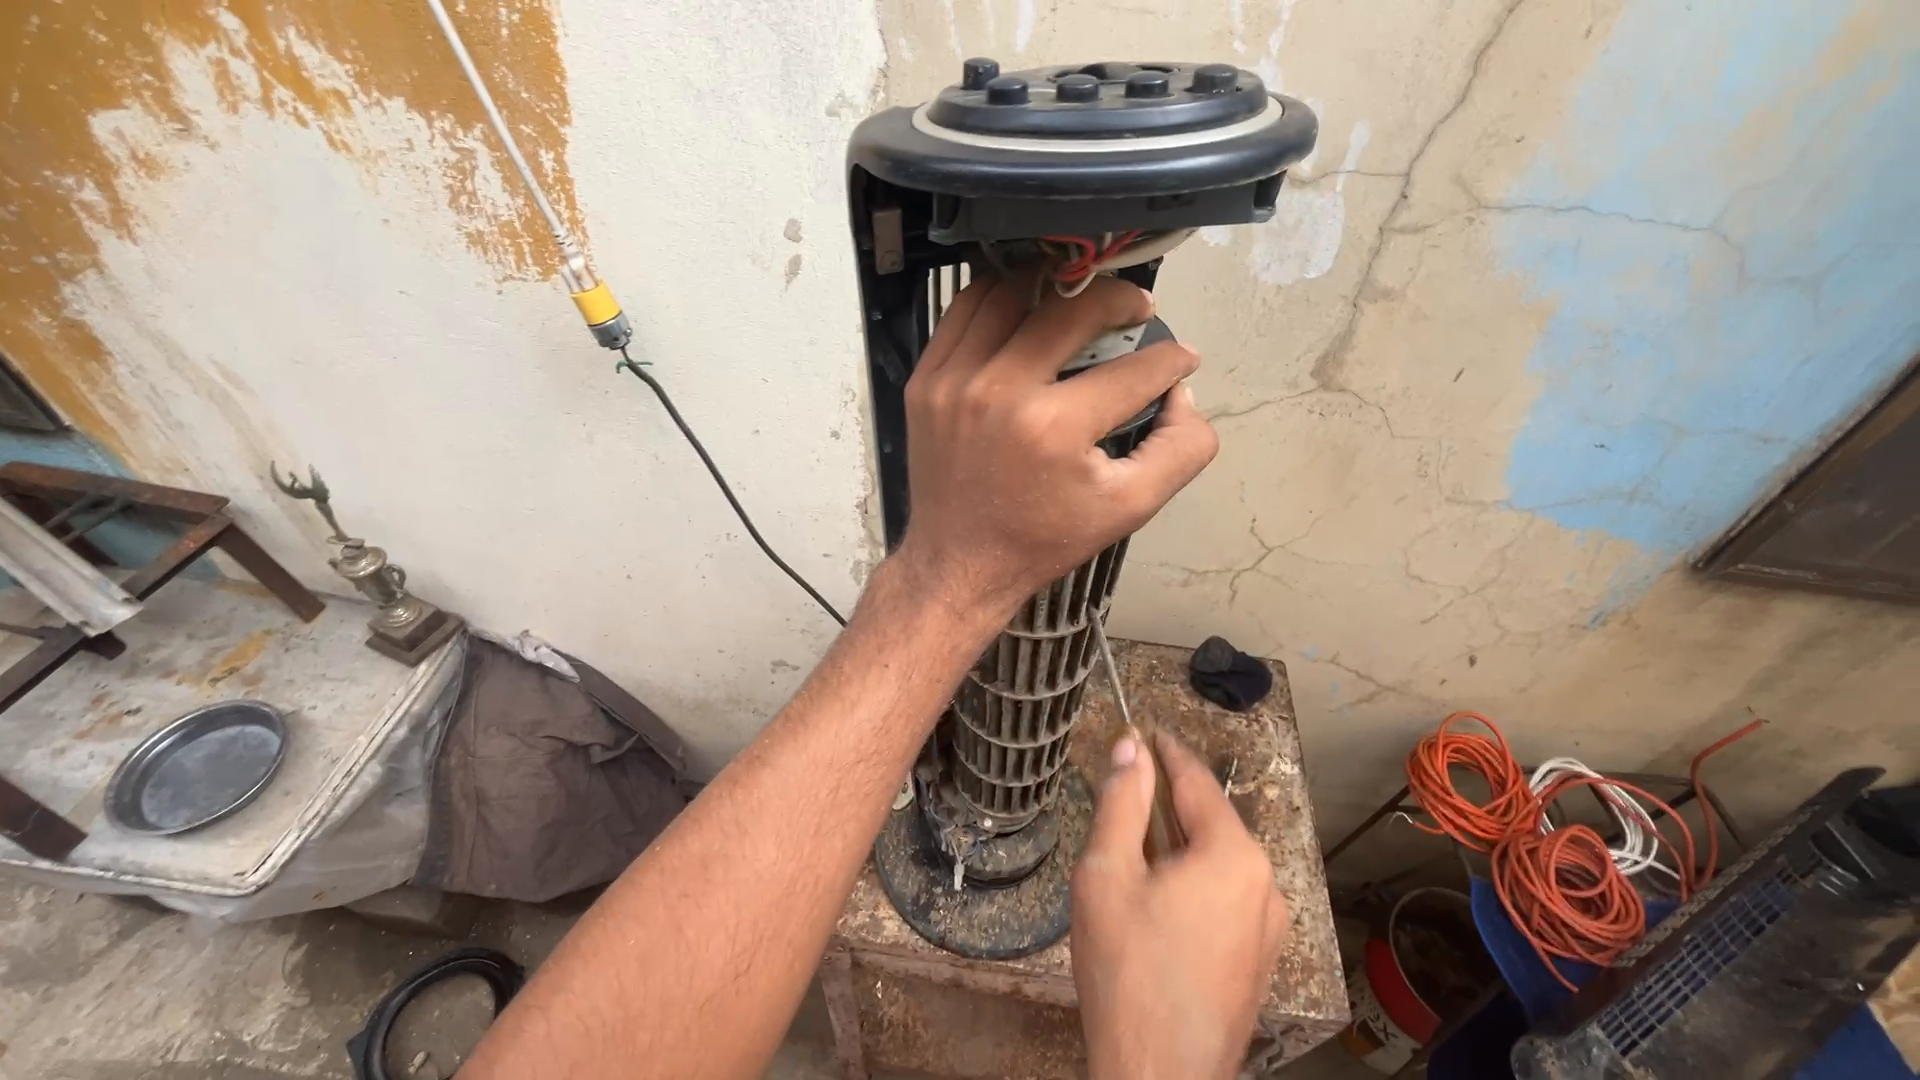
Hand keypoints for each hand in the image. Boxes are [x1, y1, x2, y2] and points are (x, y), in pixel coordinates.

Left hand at [893, 274, 1217, 618]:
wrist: (960, 564)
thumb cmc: (1045, 539)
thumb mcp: (1130, 507)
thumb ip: (1181, 448)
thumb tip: (1182, 391)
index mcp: (1053, 427)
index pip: (1133, 368)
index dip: (1172, 359)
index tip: (1182, 359)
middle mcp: (998, 391)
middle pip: (1072, 309)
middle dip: (1120, 300)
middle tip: (1138, 309)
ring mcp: (952, 381)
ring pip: (1011, 293)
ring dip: (1057, 287)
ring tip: (1083, 300)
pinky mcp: (925, 380)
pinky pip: (964, 312)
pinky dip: (1001, 299)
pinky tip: (1027, 308)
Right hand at [1072, 732, 1288, 1079]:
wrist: (1158, 1078)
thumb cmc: (1126, 967)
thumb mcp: (1107, 873)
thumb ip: (1121, 802)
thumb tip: (1129, 746)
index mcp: (1234, 855)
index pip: (1196, 781)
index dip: (1166, 752)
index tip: (1143, 729)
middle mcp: (1267, 883)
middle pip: (1211, 821)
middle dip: (1169, 803)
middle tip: (1125, 794)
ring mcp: (1271, 927)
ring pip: (1220, 861)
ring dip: (1181, 845)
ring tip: (1135, 852)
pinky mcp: (1262, 961)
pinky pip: (1228, 898)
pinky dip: (1196, 881)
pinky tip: (1160, 902)